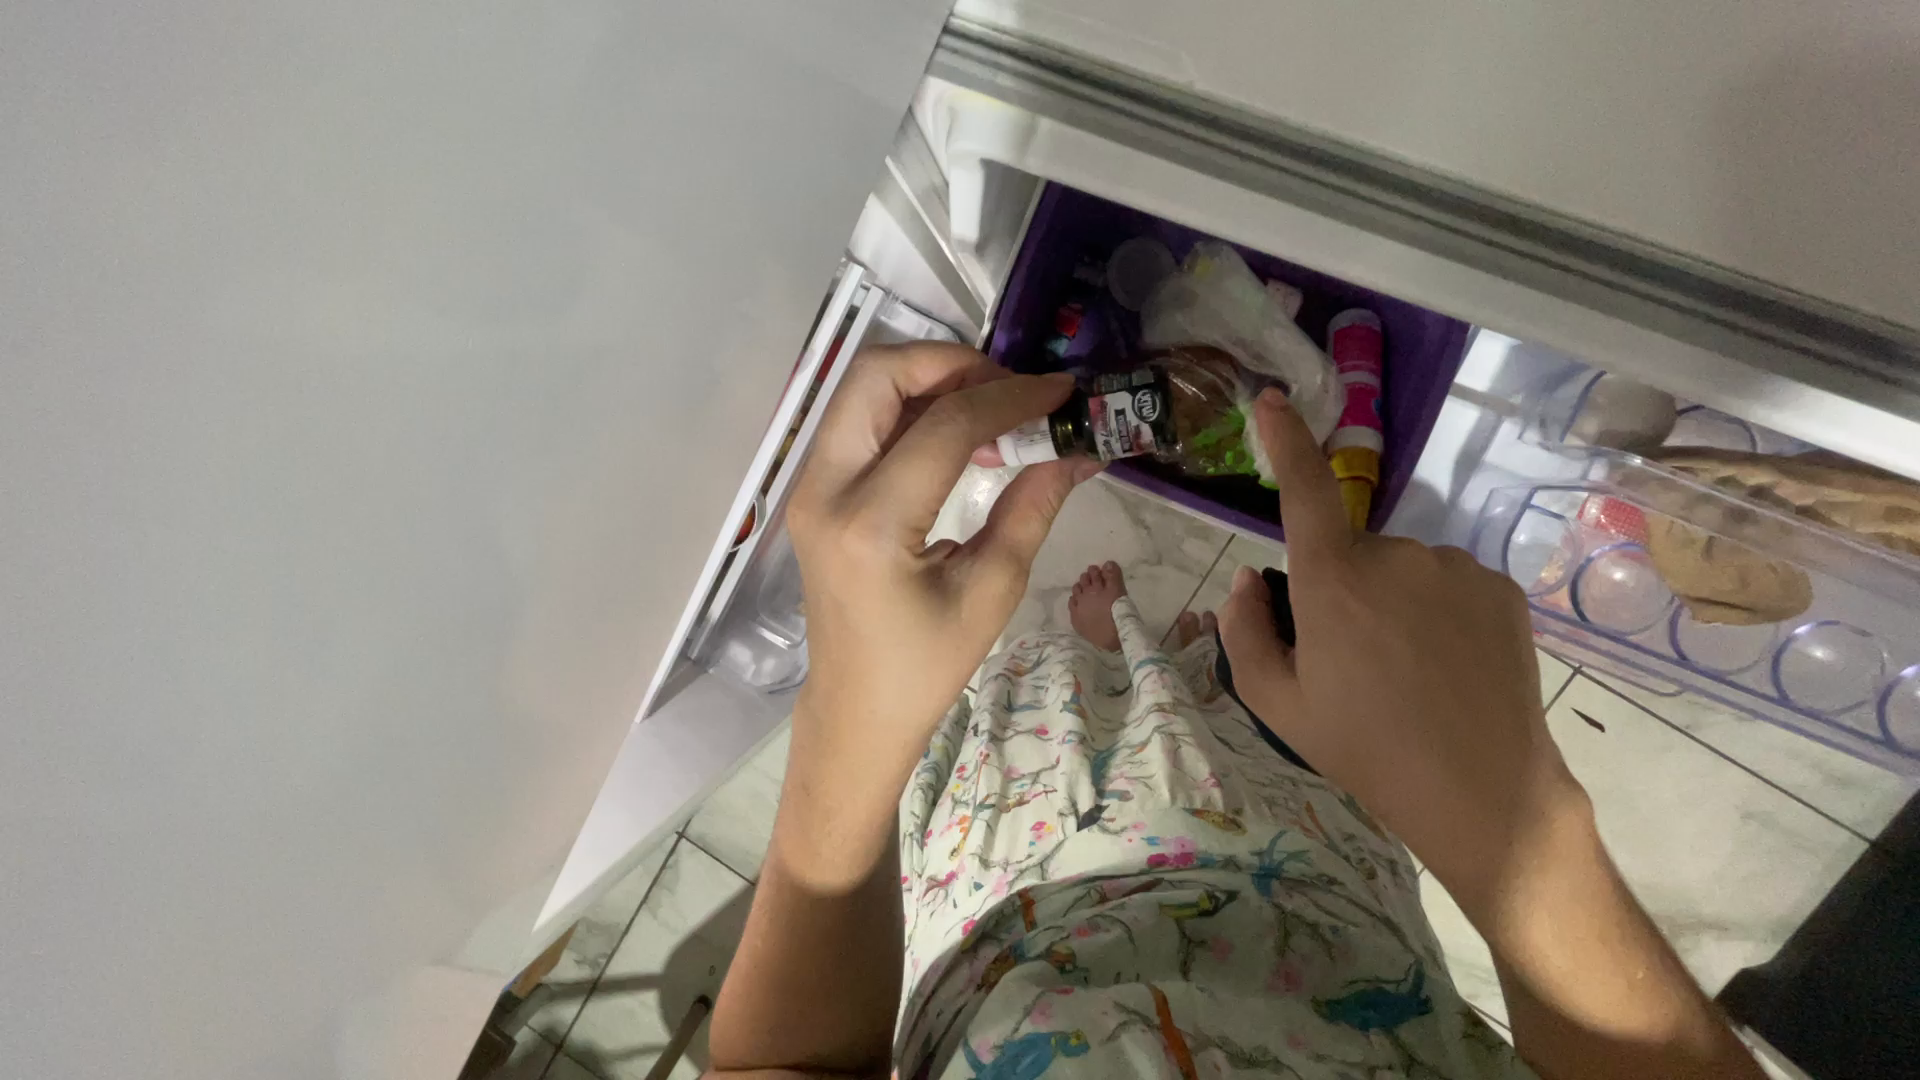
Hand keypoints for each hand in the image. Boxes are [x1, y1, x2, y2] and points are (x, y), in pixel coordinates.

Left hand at [786, 344, 1100, 820]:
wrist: (855, 709)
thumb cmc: (926, 666)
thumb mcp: (992, 591)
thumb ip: (1031, 507)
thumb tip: (1079, 448)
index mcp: (871, 526)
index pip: (944, 427)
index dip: (1009, 398)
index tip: (1060, 392)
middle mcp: (824, 492)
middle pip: (876, 374)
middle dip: (951, 363)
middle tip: (1008, 388)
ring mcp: (808, 488)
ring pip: (861, 389)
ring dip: (928, 381)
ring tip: (989, 412)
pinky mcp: (813, 492)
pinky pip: (857, 420)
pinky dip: (908, 409)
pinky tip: (956, 438)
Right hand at [1217, 388, 1588, 907]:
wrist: (1479, 792)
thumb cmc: (1361, 746)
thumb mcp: (1274, 700)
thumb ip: (1243, 630)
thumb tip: (1248, 580)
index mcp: (1333, 580)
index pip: (1301, 491)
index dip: (1285, 439)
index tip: (1272, 399)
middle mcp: (1397, 555)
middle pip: (1348, 551)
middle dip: (1339, 587)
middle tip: (1349, 658)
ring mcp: (1456, 568)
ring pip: (1399, 567)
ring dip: (1389, 599)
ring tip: (1404, 668)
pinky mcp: (1500, 588)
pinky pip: (1445, 581)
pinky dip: (1433, 608)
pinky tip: (1444, 662)